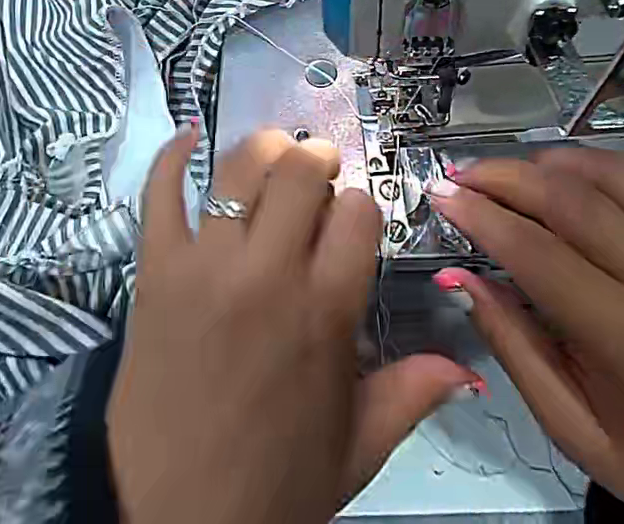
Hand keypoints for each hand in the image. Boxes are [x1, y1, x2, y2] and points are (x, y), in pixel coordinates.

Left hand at [108, 127, 477, 523]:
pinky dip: (172, 157)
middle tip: (318, 172)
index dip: (360, 207)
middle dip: (318, 159)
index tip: (350, 222)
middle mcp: (269, 275)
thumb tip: (469, 370)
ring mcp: (205, 267)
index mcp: (325, 312)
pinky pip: (159, 195)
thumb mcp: (355, 448)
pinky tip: (188, 138)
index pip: (359, 212)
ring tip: (272, 158)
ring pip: (238, 169)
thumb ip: (413, 394)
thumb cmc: (270, 486)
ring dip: (263, 150)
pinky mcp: (154, 272)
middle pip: (300, 171)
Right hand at [429, 148, 623, 523]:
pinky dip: (609, 162)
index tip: (441, 195)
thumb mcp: (575, 431)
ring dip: (553, 162)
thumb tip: (457, 277)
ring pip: (615, 174)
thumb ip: (513, 347)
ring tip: (509, 174)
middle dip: (506, 177)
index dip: (483, 217)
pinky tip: (578, 174)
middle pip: (575, 201)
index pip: (542, 256)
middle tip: (460, 174)